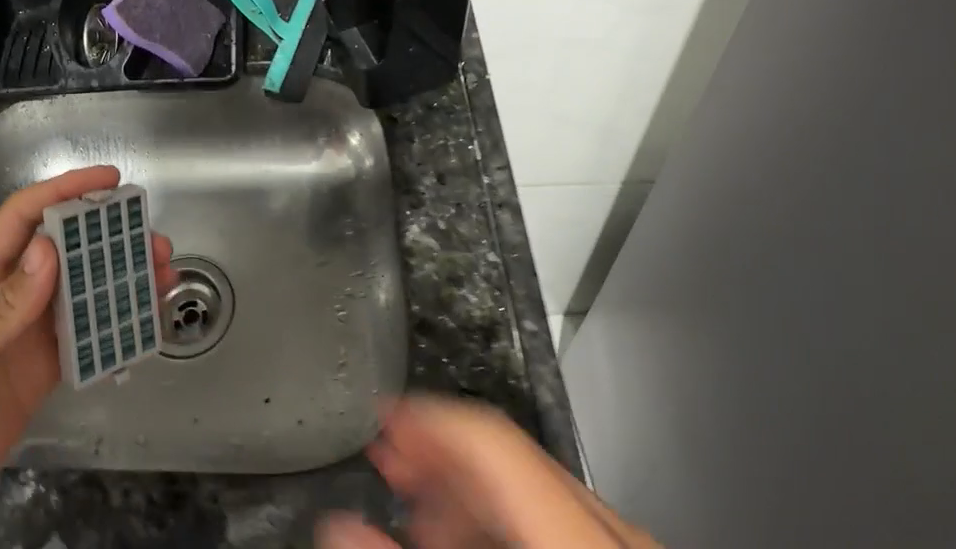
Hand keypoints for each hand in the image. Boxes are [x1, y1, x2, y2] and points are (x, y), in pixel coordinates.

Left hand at [0, 165, 171, 538]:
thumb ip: (2, 308)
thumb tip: (50, 248)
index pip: (21, 220)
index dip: (64, 193)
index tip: (111, 181)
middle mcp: (0, 301)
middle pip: (61, 256)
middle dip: (108, 242)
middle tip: (155, 243)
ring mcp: (18, 340)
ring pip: (77, 298)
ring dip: (117, 285)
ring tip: (162, 279)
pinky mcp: (33, 377)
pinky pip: (80, 343)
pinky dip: (112, 331)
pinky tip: (141, 325)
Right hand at [318, 396, 658, 548]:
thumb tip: (341, 529)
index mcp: (577, 541)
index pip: (494, 446)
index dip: (429, 421)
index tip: (382, 419)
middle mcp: (613, 538)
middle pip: (510, 466)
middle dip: (438, 462)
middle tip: (386, 466)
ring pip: (530, 492)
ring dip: (464, 495)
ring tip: (415, 515)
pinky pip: (552, 521)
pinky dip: (496, 523)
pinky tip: (460, 542)